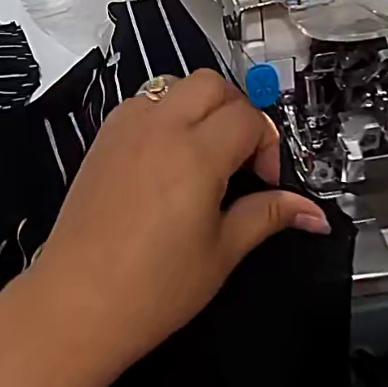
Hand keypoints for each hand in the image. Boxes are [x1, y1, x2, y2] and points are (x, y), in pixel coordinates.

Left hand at [24, 70, 329, 369]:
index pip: (247, 118)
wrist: (77, 302)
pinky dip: (165, 114)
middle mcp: (158, 128)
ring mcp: (125, 128)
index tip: (265, 179)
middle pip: (212, 85)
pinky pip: (143, 102)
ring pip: (174, 85)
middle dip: (237, 111)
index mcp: (194, 154)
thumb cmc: (149, 288)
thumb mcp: (221, 252)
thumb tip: (309, 212)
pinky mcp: (104, 137)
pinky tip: (168, 157)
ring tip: (206, 154)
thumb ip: (267, 216)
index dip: (267, 145)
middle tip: (242, 156)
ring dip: (199, 107)